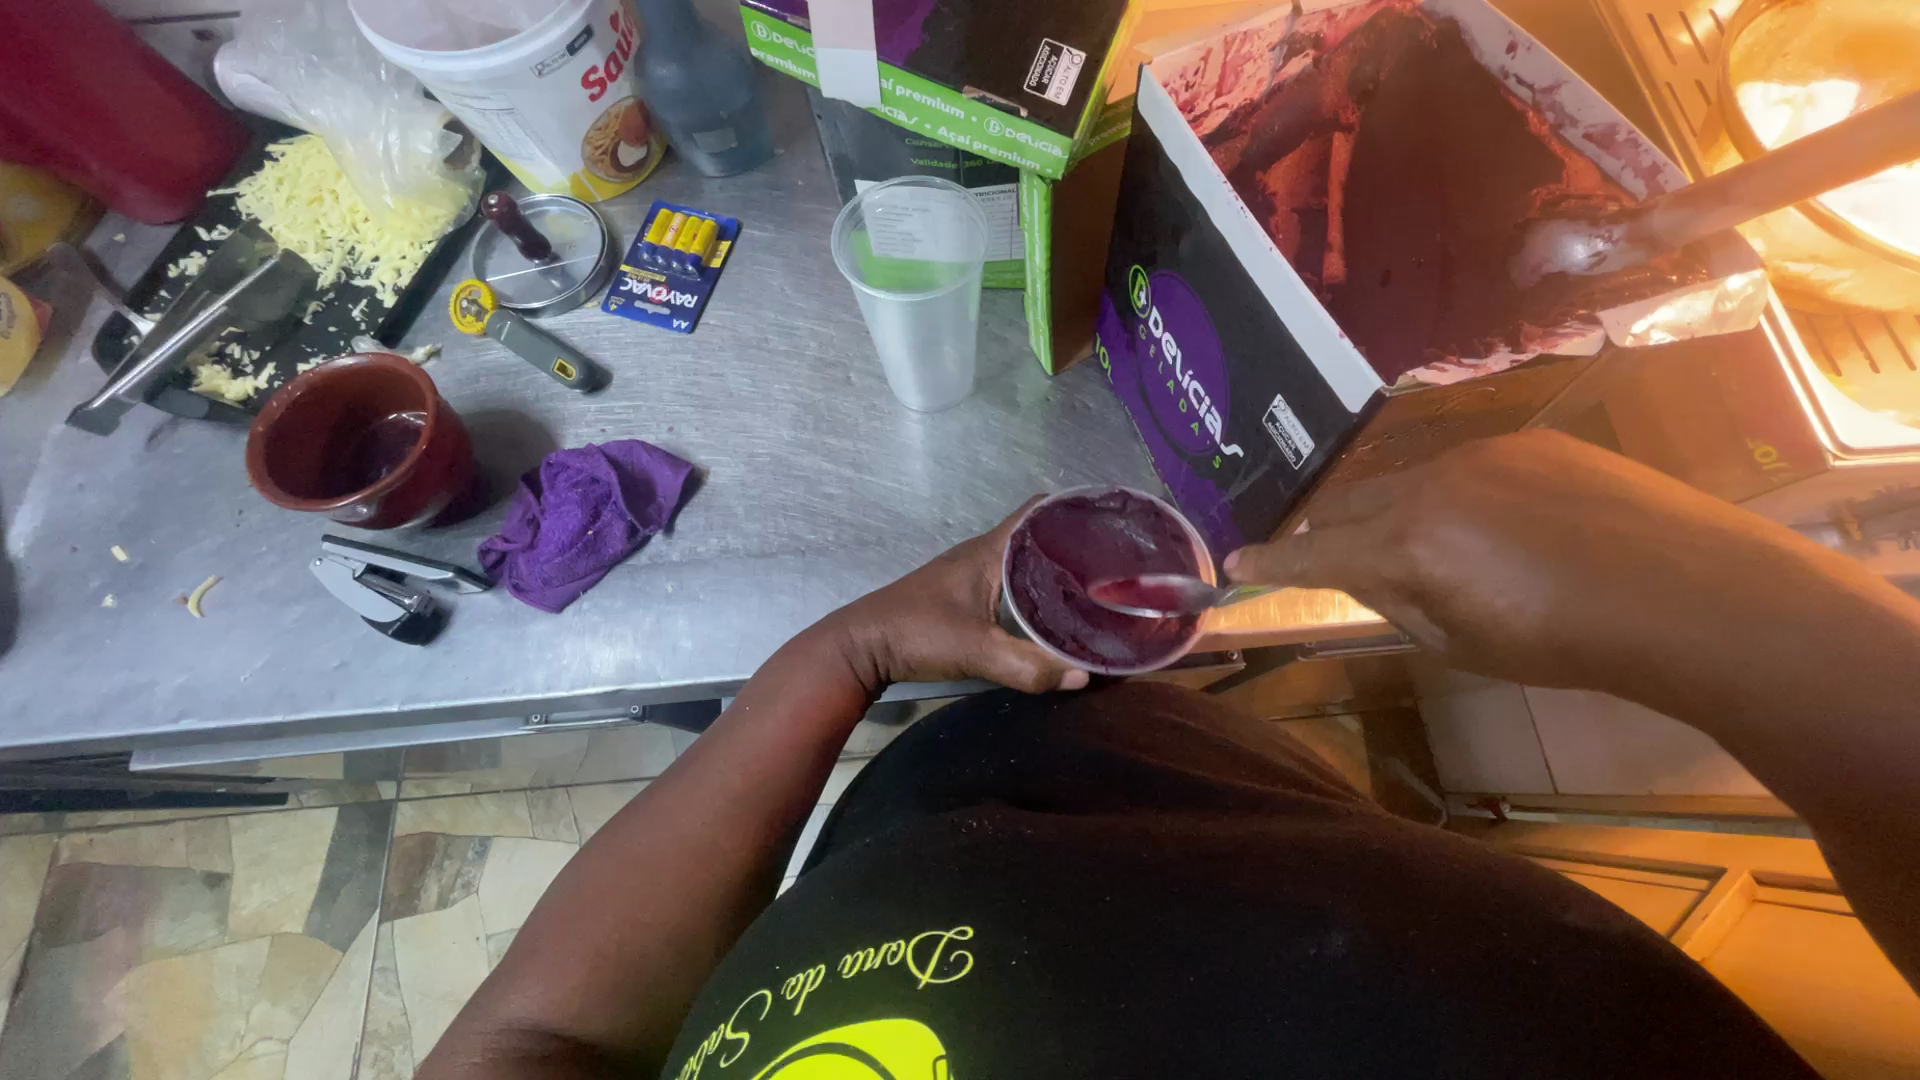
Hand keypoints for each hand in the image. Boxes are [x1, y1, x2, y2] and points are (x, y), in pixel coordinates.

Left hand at [825, 498, 1090, 695]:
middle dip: (1072, 542)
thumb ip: (1029, 667)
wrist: (862, 646)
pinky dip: (1033, 586)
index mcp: (989, 550)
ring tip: (1093, 585)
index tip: (1110, 522)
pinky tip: (1050, 609)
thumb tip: (1083, 677)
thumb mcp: (977, 652)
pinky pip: (1009, 580)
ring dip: (1053, 566)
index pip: (1037, 509)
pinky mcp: (962, 594)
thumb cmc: (918, 634)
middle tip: (1113, 563)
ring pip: (1022, 559)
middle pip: (1036, 534)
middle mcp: (982, 552)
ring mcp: (970, 572)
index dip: (1073, 508)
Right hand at [1221, 429, 1870, 700]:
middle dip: (1328, 534)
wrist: (1698, 597)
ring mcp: (1478, 455)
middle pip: (1346, 505)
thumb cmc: (1568, 644)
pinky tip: (1498, 526)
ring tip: (1435, 549)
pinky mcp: (1526, 442)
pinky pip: (1460, 467)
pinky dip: (1452, 497)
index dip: (1267, 561)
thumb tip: (1364, 575)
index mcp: (1405, 547)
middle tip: (1335, 560)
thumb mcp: (1459, 642)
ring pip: (1401, 482)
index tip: (1232, 562)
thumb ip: (1394, 601)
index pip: (1312, 555)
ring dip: (1393, 514)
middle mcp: (1426, 487)